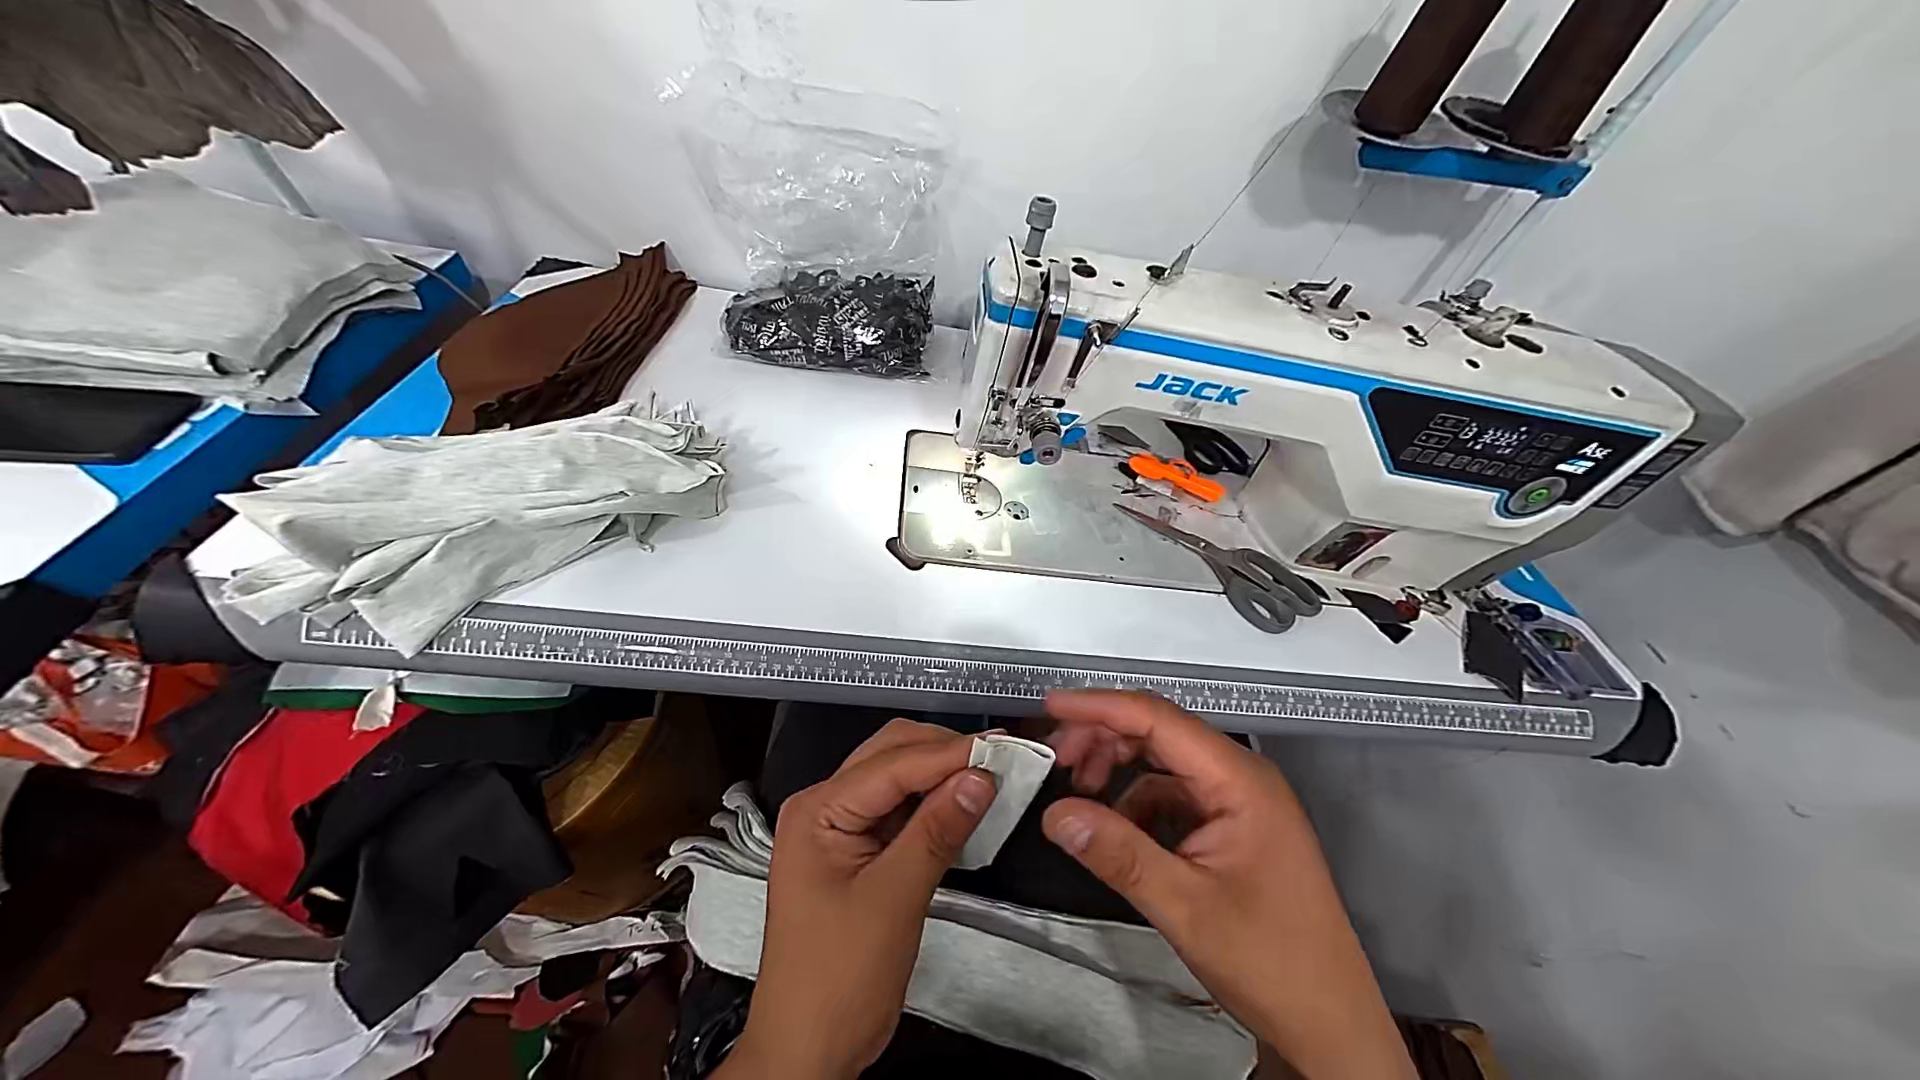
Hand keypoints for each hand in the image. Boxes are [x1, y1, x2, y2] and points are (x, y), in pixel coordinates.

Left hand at [718, 720, 995, 1079]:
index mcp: (818, 810)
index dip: (950, 753)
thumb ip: (937, 831)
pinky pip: (897, 807)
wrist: (806, 1050)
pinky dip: (930, 800)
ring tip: (988, 776)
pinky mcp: (854, 847)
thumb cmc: (839, 979)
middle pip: (890, 755)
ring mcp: (836, 826)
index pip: (892, 763)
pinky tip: (961, 802)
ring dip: (939, 772)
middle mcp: (823, 805)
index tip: (1002, 748)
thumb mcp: (894, 901)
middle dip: (943, 753)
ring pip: (895, 776)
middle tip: (999, 760)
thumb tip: (981, 777)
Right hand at [1042, 691, 1414, 1079]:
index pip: (1158, 719)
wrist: (1330, 1026)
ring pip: (1162, 760)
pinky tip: (1115, 828)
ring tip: (1078, 791)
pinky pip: (1171, 793)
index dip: (1099, 706)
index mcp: (1239, 780)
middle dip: (1103, 737)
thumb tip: (1055, 814)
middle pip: (1159, 732)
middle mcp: (1240, 776)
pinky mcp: (1229, 825)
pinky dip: (1135, 800)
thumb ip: (1117, 853)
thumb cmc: (1271, 962)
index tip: (1051, 705)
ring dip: (1117, 768)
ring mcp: (1237, 800)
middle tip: (1055, 760)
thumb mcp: (1185, 907)